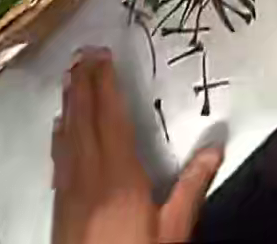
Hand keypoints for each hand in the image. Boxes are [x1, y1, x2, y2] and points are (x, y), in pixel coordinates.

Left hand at [53, 49, 223, 243]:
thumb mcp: (172, 233)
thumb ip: (191, 187)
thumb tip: (217, 145)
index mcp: (119, 174)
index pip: (110, 117)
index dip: (105, 84)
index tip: (102, 55)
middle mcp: (89, 175)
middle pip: (84, 119)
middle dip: (82, 84)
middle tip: (81, 52)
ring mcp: (70, 193)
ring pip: (68, 135)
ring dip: (68, 102)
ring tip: (68, 75)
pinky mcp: (59, 210)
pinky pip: (59, 159)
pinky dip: (60, 135)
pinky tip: (58, 127)